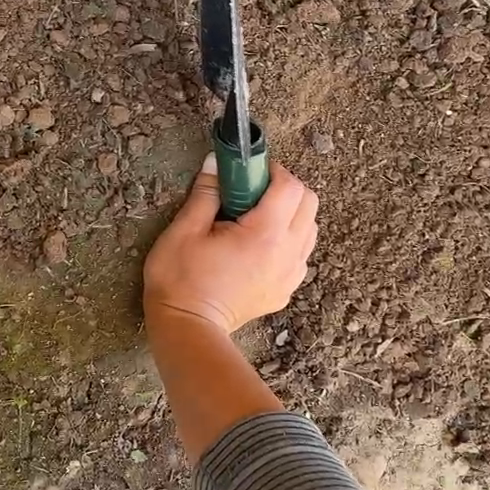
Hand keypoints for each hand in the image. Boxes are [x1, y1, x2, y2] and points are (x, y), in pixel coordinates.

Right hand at [143, 154, 318, 337]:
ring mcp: (290, 276)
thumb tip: (215, 162)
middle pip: (309, 204)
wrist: (186, 327)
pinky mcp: (286, 290)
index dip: (273, 170)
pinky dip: (286, 237)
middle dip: (285, 188)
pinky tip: (255, 243)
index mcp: (264, 235)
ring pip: (309, 229)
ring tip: (252, 215)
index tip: (248, 169)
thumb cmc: (180, 277)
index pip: (291, 188)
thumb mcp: (184, 228)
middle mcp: (287, 254)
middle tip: (250, 188)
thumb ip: (205, 193)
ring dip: (288, 212)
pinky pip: (299, 253)